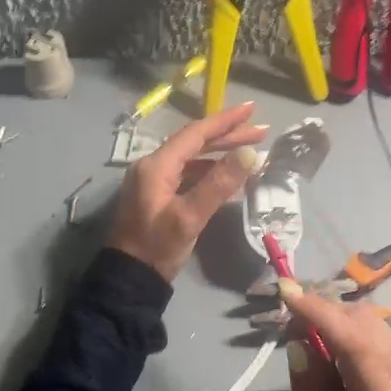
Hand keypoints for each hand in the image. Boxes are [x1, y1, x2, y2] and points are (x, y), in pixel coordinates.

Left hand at [105, 102, 266, 280]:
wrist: (129, 281)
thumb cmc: (157, 248)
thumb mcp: (190, 217)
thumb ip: (219, 183)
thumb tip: (248, 153)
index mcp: (157, 165)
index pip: (196, 133)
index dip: (226, 120)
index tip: (252, 109)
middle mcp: (153, 166)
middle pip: (195, 143)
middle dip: (228, 136)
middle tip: (261, 131)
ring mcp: (154, 181)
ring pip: (193, 158)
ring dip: (221, 153)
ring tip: (251, 151)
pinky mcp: (158, 196)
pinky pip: (188, 174)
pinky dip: (210, 171)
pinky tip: (230, 175)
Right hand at [281, 280, 390, 390]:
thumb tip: (297, 344)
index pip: (353, 341)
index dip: (320, 313)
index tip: (288, 295)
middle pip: (363, 321)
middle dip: (323, 310)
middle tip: (291, 322)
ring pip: (372, 319)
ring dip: (338, 315)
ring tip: (311, 330)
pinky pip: (380, 330)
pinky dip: (353, 325)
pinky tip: (337, 342)